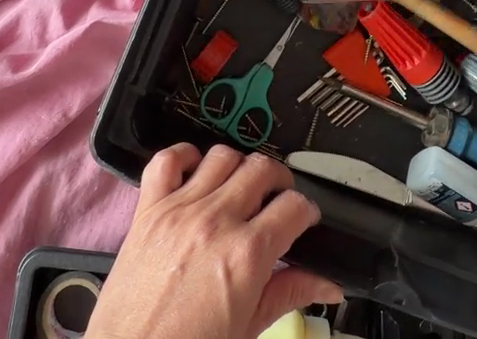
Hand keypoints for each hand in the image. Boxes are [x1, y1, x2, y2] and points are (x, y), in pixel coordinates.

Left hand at [88, 144, 342, 338]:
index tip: (303, 218)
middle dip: (278, 181)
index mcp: (247, 254)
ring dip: (238, 167)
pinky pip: (167, 159)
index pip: (294, 206)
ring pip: (222, 155)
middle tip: (276, 199)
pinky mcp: (149, 208)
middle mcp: (216, 221)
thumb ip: (289, 294)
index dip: (306, 211)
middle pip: (262, 169)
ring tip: (240, 187)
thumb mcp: (248, 327)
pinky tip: (195, 172)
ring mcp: (180, 209)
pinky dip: (184, 156)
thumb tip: (327, 285)